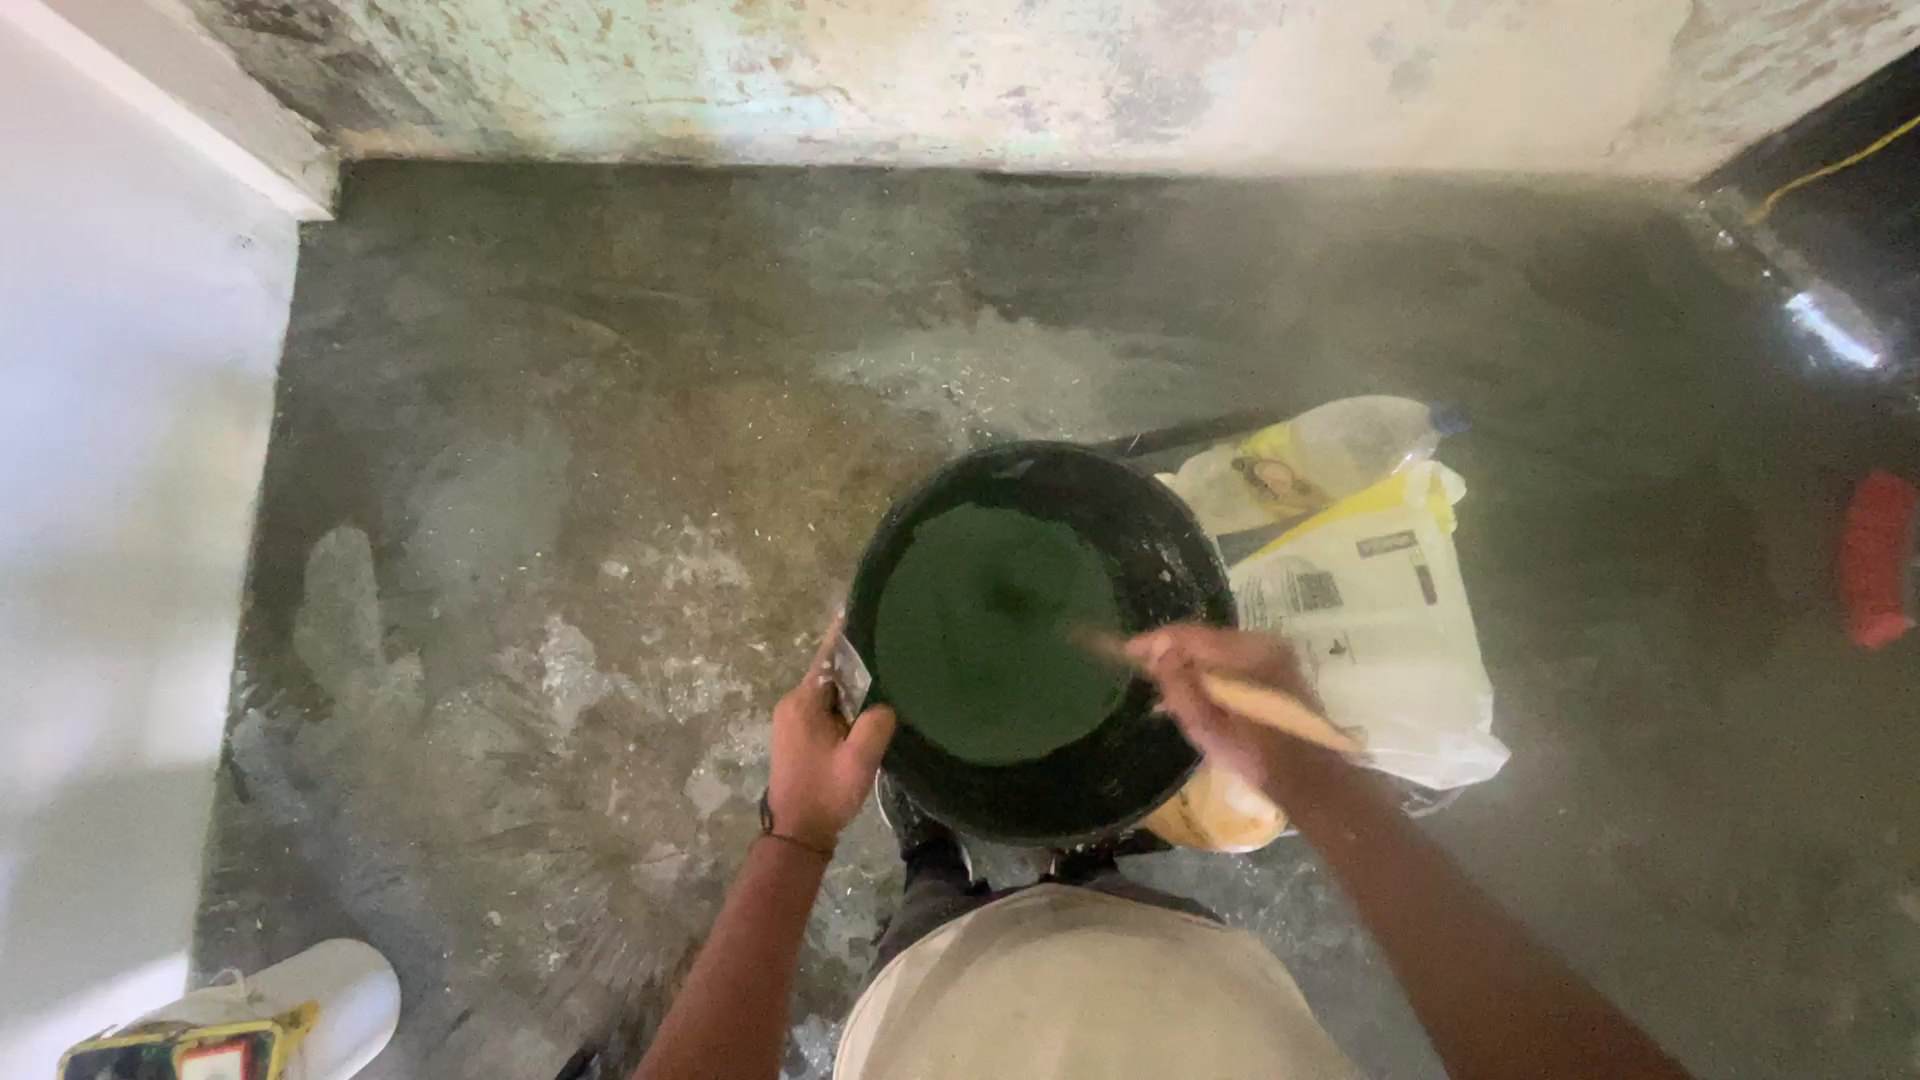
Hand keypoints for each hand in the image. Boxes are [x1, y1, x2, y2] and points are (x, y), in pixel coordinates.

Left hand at [766, 617, 896, 852]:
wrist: (798, 833)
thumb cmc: (825, 793)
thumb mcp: (859, 759)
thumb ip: (876, 724)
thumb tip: (884, 707)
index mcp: (802, 703)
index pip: (827, 658)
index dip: (844, 636)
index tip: (858, 610)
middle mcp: (792, 705)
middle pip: (828, 673)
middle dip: (855, 663)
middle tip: (888, 645)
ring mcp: (791, 721)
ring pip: (827, 692)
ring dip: (851, 687)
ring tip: (884, 672)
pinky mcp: (796, 735)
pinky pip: (823, 707)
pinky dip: (843, 703)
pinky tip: (866, 706)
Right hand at [1127, 623, 1326, 790]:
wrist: (1311, 778)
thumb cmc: (1258, 757)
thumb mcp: (1208, 727)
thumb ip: (1180, 687)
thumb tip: (1159, 654)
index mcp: (1248, 654)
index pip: (1190, 635)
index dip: (1154, 641)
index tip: (1127, 649)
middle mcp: (1263, 643)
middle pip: (1202, 639)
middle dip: (1171, 653)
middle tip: (1144, 671)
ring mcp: (1273, 652)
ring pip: (1215, 649)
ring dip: (1188, 663)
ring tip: (1163, 685)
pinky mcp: (1276, 666)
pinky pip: (1230, 659)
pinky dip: (1208, 670)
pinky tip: (1192, 690)